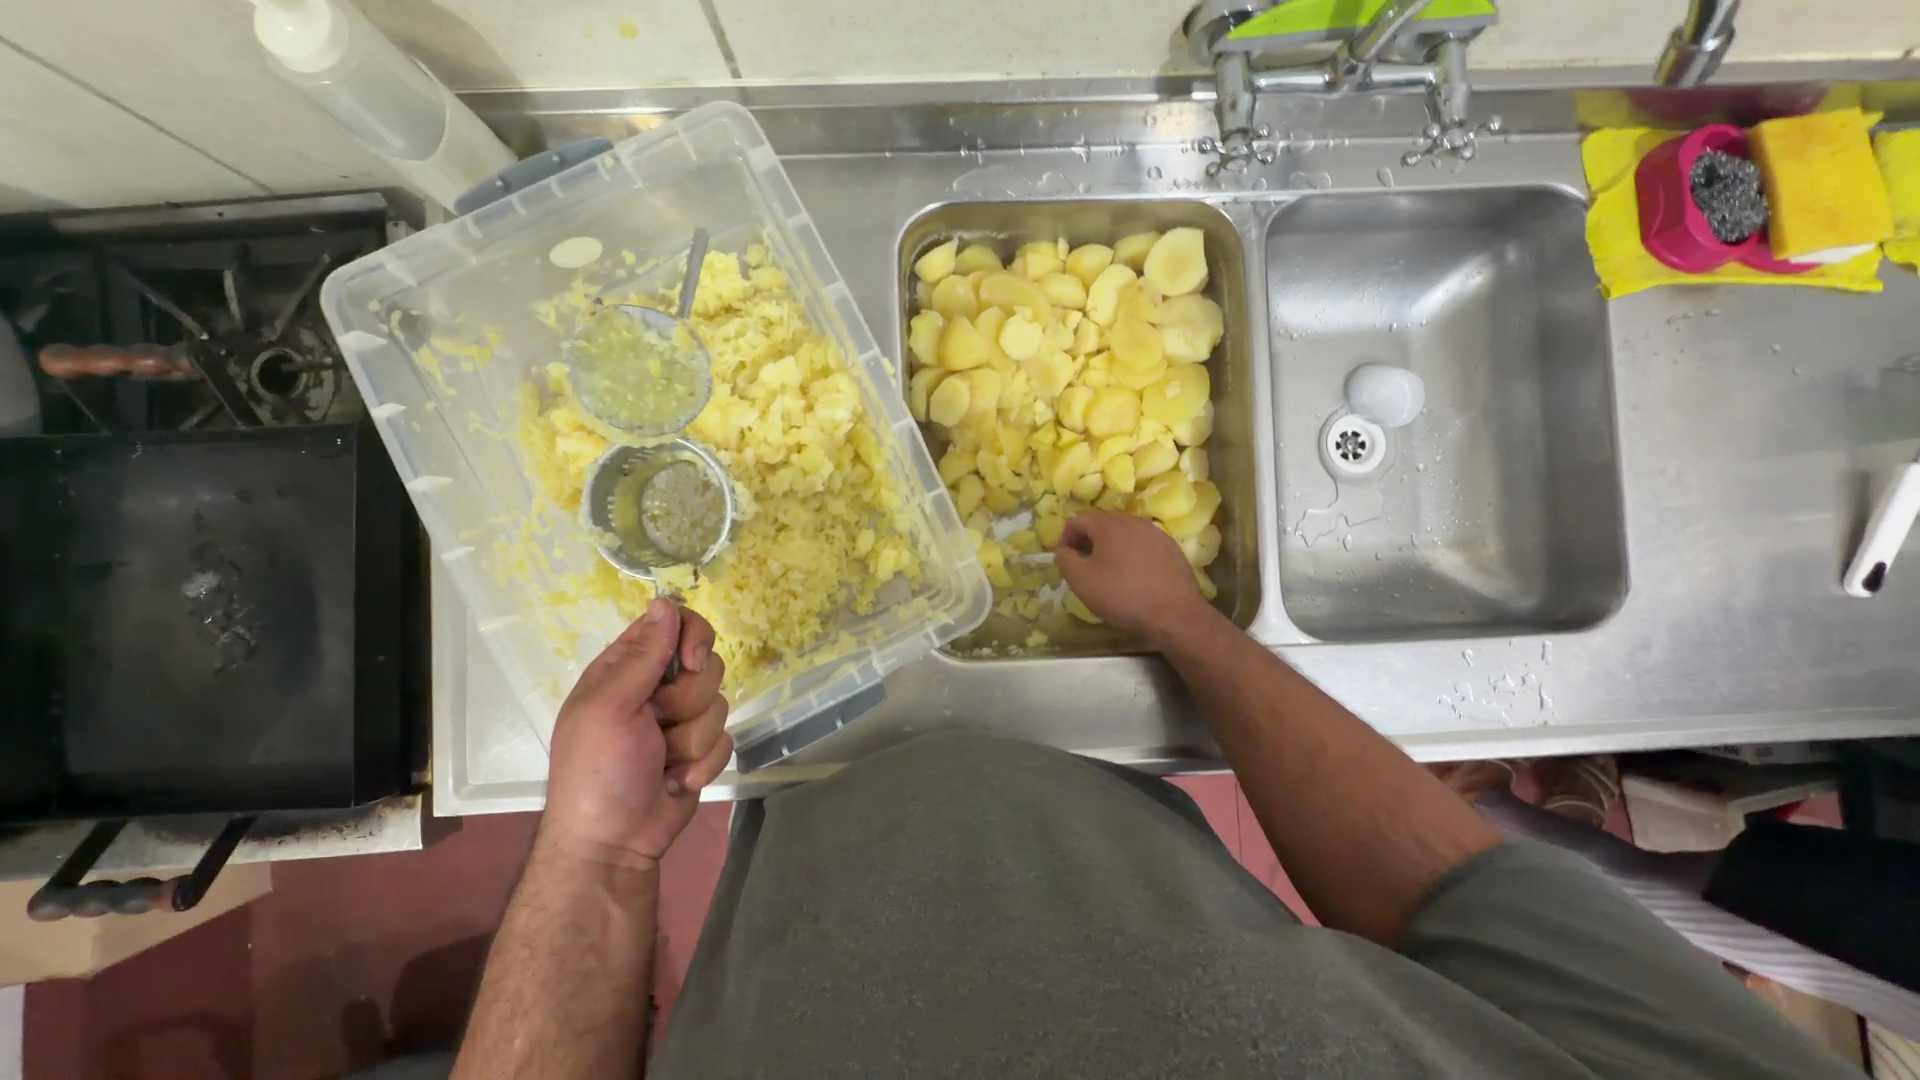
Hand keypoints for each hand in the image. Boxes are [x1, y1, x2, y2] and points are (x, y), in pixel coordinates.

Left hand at [539, 598, 732, 873]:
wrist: (614, 843)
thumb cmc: (598, 772)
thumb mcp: (609, 708)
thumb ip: (642, 656)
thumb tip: (665, 601)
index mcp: (626, 668)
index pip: (674, 625)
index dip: (692, 639)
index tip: (690, 663)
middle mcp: (656, 688)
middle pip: (707, 665)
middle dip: (689, 701)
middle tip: (658, 724)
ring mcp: (681, 720)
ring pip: (719, 704)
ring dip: (692, 740)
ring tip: (662, 763)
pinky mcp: (701, 750)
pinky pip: (726, 739)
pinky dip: (702, 764)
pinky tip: (675, 782)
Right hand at [1056, 511, 1209, 639]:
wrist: (1174, 612)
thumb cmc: (1122, 594)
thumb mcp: (1081, 581)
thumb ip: (1065, 559)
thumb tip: (1064, 550)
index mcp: (1109, 524)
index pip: (1077, 519)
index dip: (1065, 538)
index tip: (1066, 560)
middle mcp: (1134, 521)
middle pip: (1102, 524)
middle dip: (1088, 543)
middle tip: (1084, 568)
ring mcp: (1156, 533)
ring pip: (1124, 535)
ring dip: (1111, 549)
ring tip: (1109, 575)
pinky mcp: (1171, 548)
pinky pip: (1143, 546)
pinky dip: (1132, 557)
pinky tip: (1134, 579)